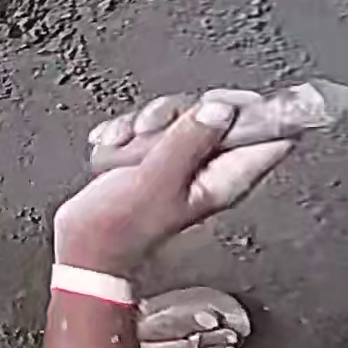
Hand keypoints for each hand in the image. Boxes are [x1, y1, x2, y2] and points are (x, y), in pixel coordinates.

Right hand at [56, 90, 293, 274]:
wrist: (81, 244)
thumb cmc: (118, 226)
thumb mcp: (154, 180)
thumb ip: (188, 142)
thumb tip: (221, 108)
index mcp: (224, 179)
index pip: (266, 134)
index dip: (246, 109)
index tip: (211, 104)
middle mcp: (205, 169)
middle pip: (212, 115)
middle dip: (174, 114)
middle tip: (149, 132)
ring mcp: (175, 163)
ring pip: (173, 117)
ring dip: (138, 125)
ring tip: (122, 148)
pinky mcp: (145, 160)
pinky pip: (140, 127)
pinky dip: (121, 133)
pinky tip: (110, 149)